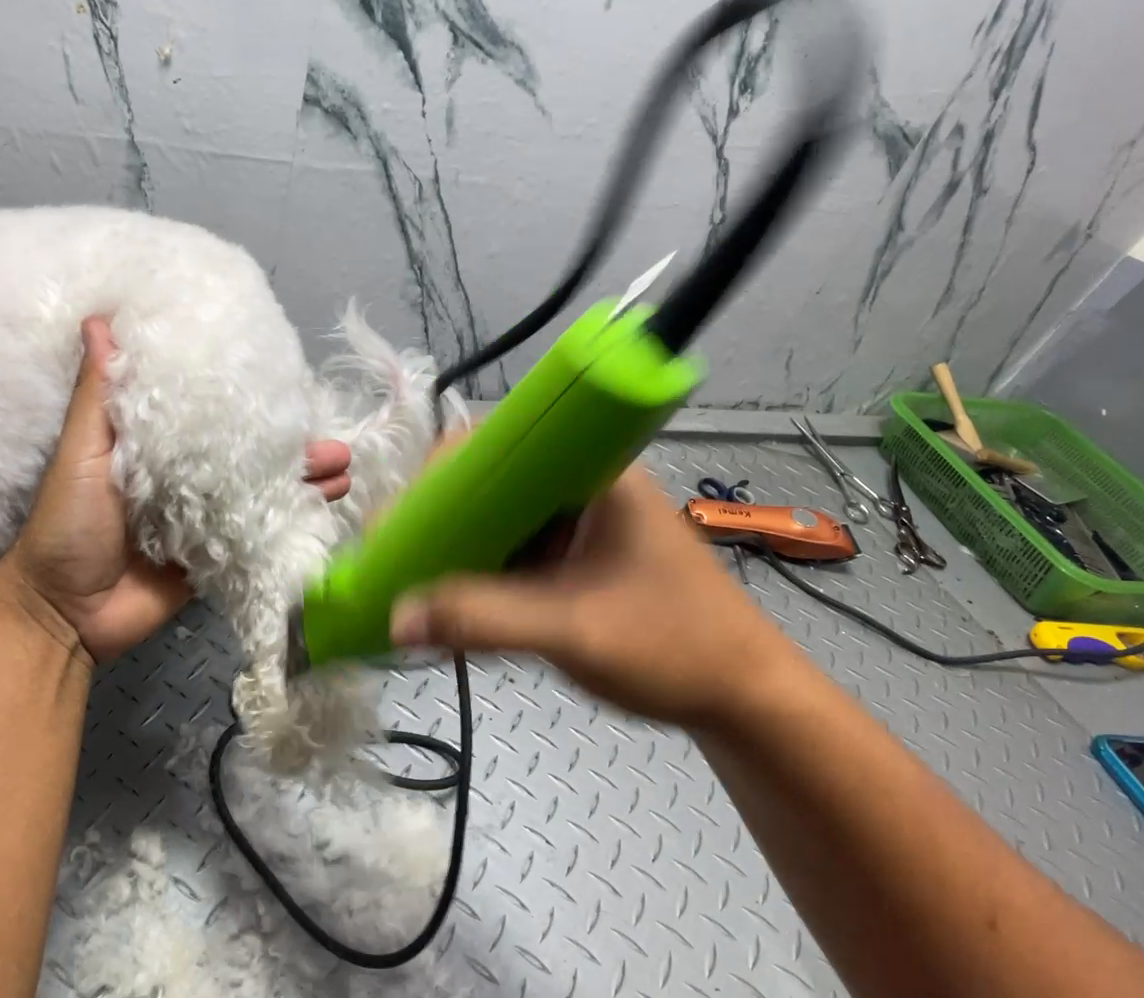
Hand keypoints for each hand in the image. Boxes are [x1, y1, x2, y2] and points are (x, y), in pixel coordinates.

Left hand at [0, 318, 352, 664]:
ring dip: (303, 478)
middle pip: (249, 451)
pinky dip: (294, 519)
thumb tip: (99, 318)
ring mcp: (207, 517)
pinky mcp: (218, 555)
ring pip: (264, 489)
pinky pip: (261, 532)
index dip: (247, 394)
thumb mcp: (82, 452)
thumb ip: (98, 395)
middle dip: (291, 441)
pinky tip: (327, 505)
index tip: (284, 374)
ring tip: (343, 467)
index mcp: (154, 444)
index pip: (208, 410)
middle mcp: (186, 475)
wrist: (66, 612)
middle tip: (329, 431)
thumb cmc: (69, 523)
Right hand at [388, 466, 804, 727]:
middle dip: (441, 521)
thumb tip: (396, 618)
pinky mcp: (578, 560)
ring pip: (499, 523)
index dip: (442, 475)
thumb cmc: (675, 648)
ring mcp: (580, 526)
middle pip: (491, 484)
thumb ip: (483, 620)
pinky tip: (453, 609)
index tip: (402, 519)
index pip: (500, 443)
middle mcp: (581, 487)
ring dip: (458, 553)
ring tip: (412, 585)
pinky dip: (482, 578)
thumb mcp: (573, 630)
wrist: (747, 699)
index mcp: (592, 473)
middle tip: (397, 559)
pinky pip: (514, 556)